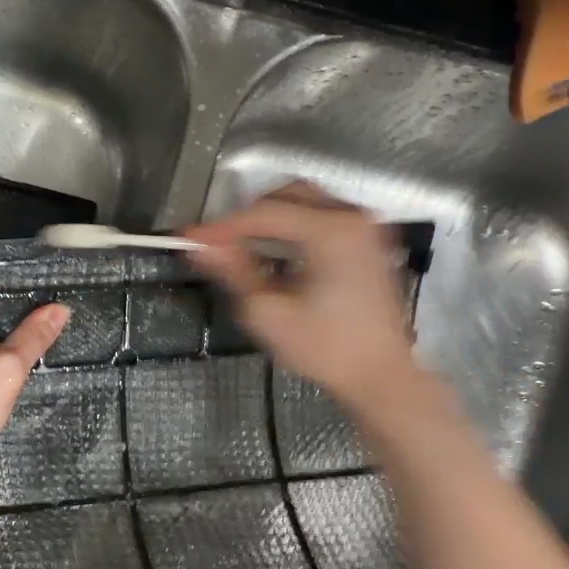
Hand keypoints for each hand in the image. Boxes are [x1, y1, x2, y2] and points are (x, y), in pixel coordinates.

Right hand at [182, 183, 415, 406]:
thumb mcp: (268, 313)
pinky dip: (292, 227)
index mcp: (331, 231)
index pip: (264, 212)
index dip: (221, 225)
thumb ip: (234, 272)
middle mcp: (352, 218)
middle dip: (247, 215)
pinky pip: (322, 217)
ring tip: (240, 248)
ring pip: (305, 201)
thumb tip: (201, 247)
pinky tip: (274, 254)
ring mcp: (365, 227)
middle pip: (287, 194)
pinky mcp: (367, 242)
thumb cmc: (325, 349)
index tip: (189, 238)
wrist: (379, 374)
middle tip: (217, 243)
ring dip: (269, 219)